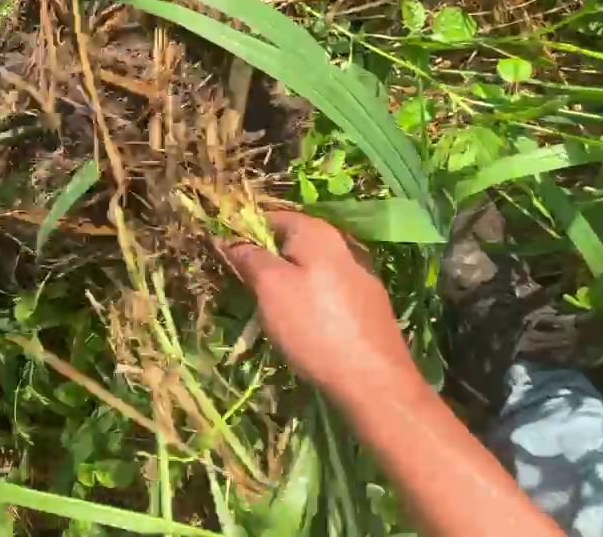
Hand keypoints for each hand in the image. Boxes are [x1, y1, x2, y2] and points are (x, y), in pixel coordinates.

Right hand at [220, 212, 423, 407]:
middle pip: (290, 243)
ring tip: (269, 309)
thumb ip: (247, 255)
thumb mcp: (269, 285)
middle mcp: (342, 246)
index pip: (269, 217)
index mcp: (317, 232)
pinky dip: (308, 299)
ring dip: (285, 281)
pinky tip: (302, 324)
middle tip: (244, 285)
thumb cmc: (314, 326)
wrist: (376, 385)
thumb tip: (228, 238)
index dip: (243, 233)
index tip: (226, 256)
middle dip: (264, 259)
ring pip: (308, 268)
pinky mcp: (368, 306)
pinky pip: (326, 290)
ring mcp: (360, 276)